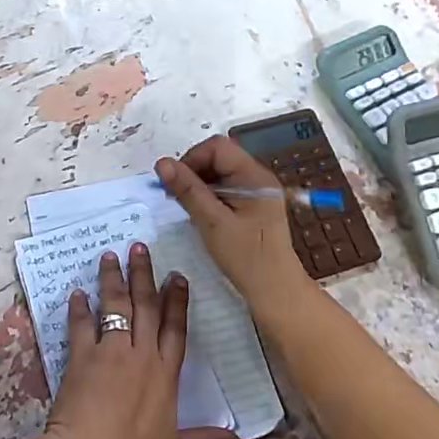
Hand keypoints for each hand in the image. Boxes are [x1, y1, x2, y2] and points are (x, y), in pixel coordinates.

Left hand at [35, 244, 237, 438]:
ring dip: (111, 280)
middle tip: (139, 247)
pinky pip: (81, 327)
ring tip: (109, 255)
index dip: (176, 301)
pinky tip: (77, 293)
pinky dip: (79, 309)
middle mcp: (140, 357)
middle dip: (143, 275)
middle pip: (144, 307)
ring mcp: (109, 354)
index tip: (176, 275)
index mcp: (166, 376)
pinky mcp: (80, 359)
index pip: (175, 329)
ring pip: (114, 307)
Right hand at [155, 136, 305, 297]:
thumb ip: (188, 190)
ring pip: (220, 173)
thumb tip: (162, 163)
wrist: (275, 290)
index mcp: (254, 176)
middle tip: (177, 196)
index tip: (175, 183)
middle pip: (219, 157)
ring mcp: (257, 191)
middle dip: (194, 171)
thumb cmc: (246, 256)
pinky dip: (209, 195)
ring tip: (188, 207)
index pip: (217, 147)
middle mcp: (258, 177)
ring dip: (199, 184)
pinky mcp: (253, 205)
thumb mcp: (212, 222)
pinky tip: (201, 214)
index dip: (192, 158)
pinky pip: (226, 188)